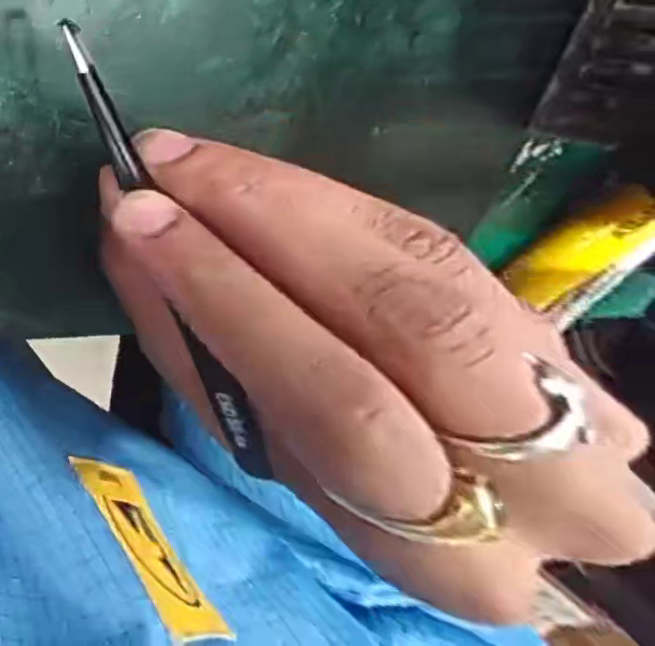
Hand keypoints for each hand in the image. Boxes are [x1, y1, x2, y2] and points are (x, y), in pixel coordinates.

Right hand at [100, 131, 653, 625]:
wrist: (433, 475)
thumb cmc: (292, 451)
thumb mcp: (228, 421)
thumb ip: (177, 324)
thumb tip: (123, 216)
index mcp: (437, 547)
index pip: (336, 400)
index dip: (227, 290)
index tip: (134, 210)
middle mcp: (556, 488)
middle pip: (413, 325)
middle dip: (262, 223)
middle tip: (160, 169)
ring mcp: (582, 402)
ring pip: (432, 268)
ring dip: (283, 196)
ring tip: (184, 158)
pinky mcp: (552, 328)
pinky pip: (426, 240)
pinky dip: (315, 195)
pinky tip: (235, 170)